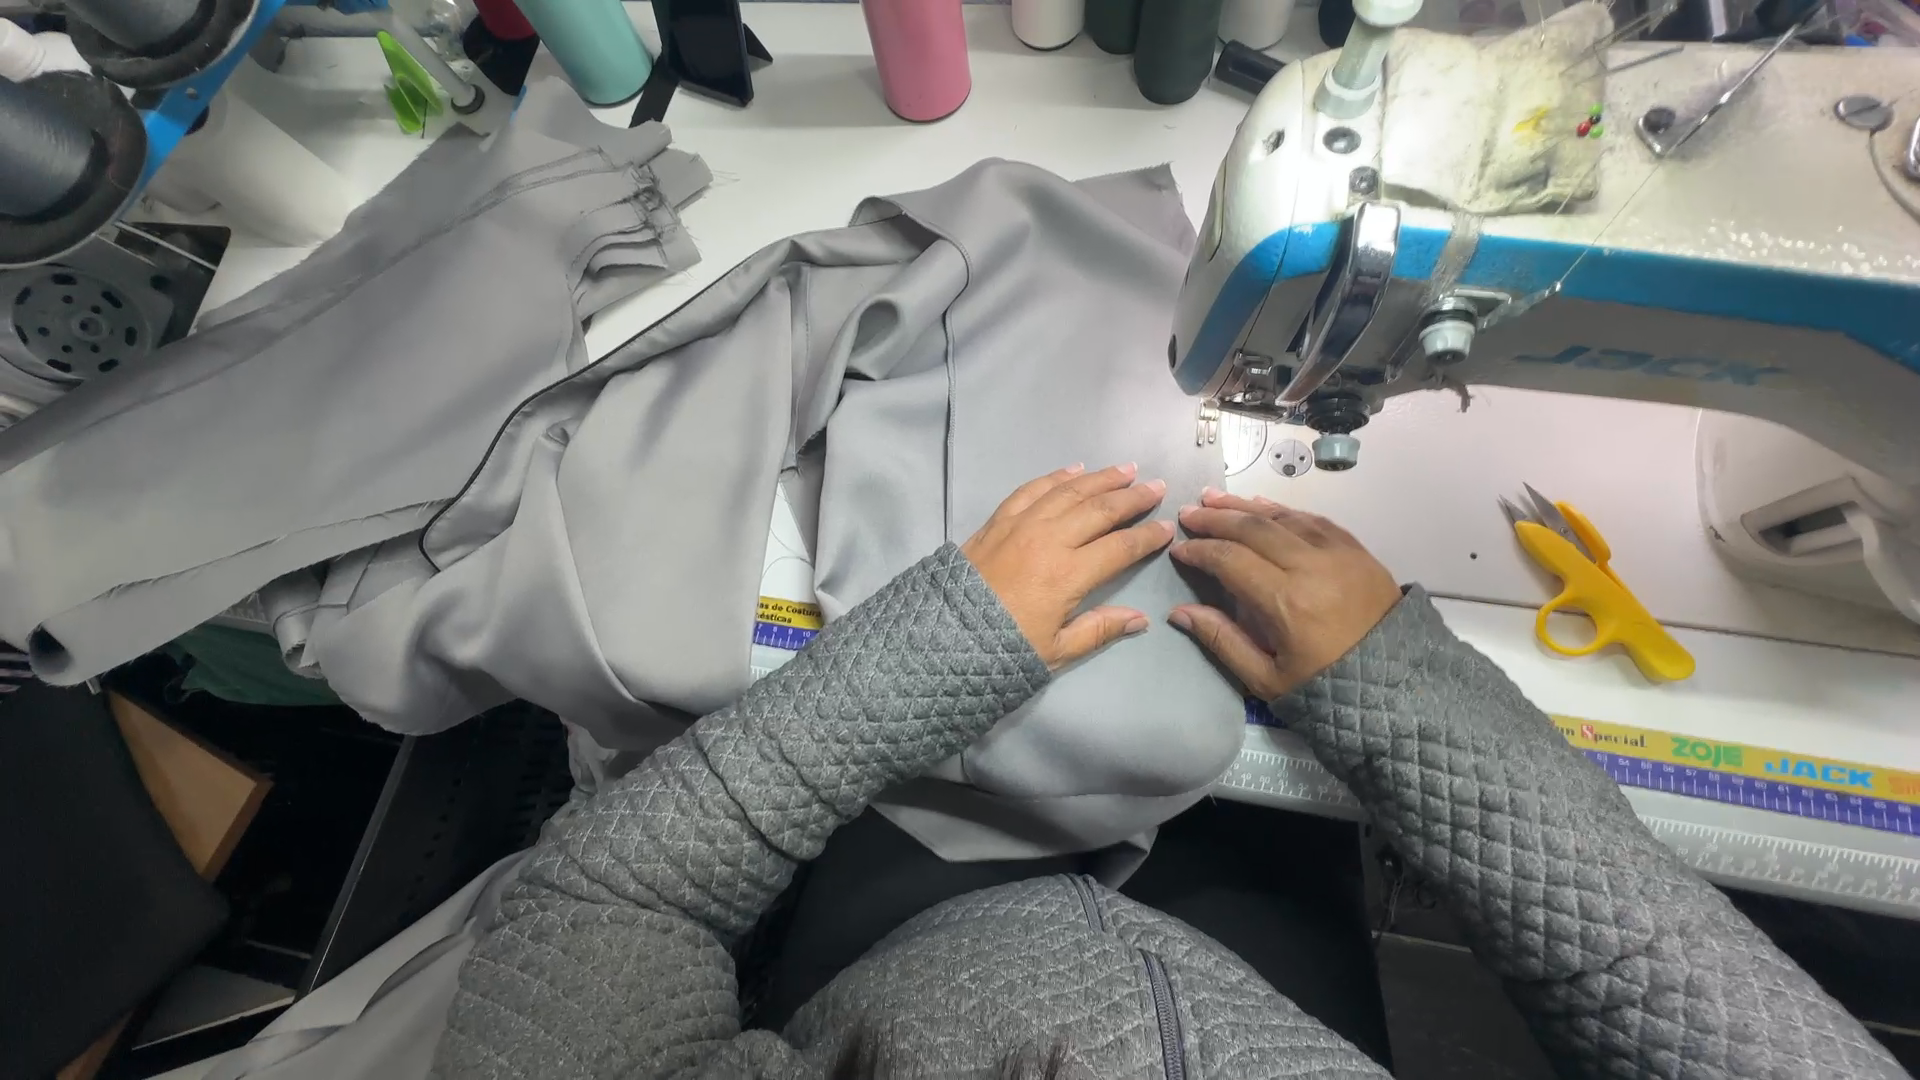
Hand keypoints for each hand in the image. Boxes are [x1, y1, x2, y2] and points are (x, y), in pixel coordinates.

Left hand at [961, 463, 1176, 669]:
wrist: (944, 633)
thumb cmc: (1003, 645)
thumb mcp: (1056, 649)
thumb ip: (1099, 629)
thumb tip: (1140, 619)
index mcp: (1069, 574)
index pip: (1120, 547)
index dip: (1148, 537)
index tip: (1166, 527)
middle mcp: (1050, 540)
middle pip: (1100, 510)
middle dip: (1132, 497)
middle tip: (1155, 487)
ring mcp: (1022, 524)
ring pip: (1069, 492)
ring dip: (1100, 478)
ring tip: (1125, 470)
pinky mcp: (999, 519)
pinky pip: (1032, 489)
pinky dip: (1056, 477)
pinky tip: (1074, 470)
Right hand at [1167, 488, 1400, 700]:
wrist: (1400, 687)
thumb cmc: (1327, 687)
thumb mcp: (1266, 678)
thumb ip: (1221, 640)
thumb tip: (1179, 612)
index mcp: (1286, 602)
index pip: (1230, 559)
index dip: (1200, 550)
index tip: (1179, 549)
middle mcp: (1312, 568)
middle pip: (1254, 529)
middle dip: (1216, 518)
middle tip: (1188, 513)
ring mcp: (1338, 554)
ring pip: (1283, 517)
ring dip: (1244, 506)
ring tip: (1214, 499)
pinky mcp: (1357, 551)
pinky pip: (1313, 520)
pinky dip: (1282, 510)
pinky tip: (1260, 506)